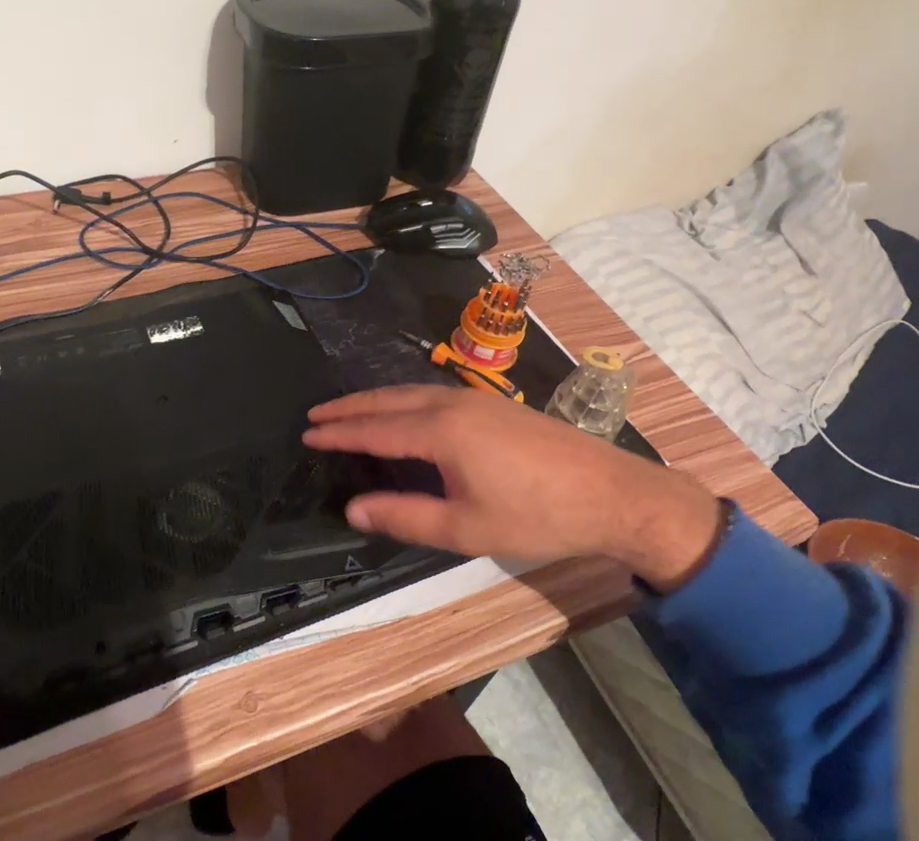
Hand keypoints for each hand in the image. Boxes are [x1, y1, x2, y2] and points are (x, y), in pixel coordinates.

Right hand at [304, 386, 723, 588]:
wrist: (611, 492)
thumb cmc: (536, 516)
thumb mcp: (466, 528)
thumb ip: (405, 517)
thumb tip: (353, 509)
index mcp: (441, 432)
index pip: (376, 429)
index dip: (339, 432)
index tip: (307, 432)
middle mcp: (453, 405)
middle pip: (389, 400)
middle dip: (350, 407)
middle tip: (316, 414)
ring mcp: (477, 401)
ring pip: (412, 391)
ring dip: (376, 400)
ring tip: (349, 410)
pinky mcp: (495, 406)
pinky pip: (433, 393)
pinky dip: (404, 399)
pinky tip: (405, 410)